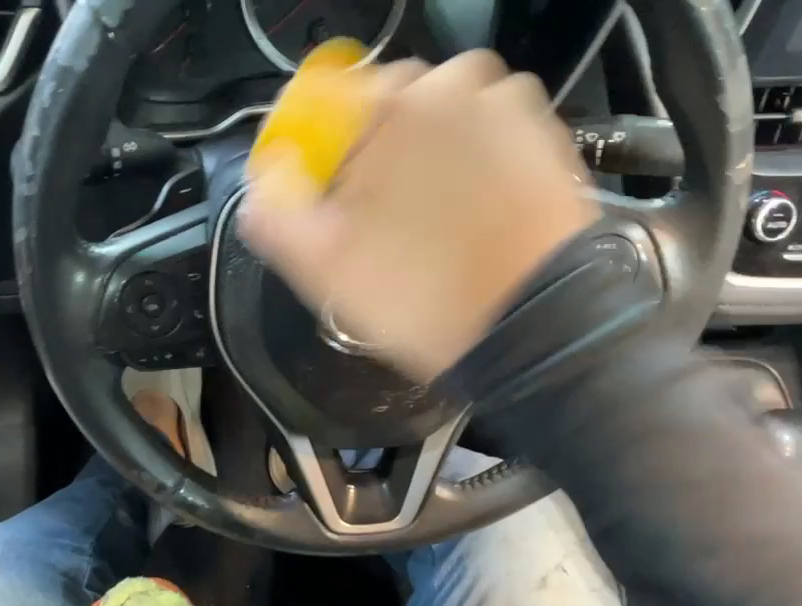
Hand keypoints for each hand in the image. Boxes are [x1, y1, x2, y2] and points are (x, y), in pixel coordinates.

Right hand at [240, 51, 594, 384]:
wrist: (534, 322)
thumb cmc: (432, 298)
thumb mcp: (327, 270)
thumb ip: (276, 217)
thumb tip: (261, 189)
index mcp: (388, 105)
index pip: (324, 103)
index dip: (315, 153)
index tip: (319, 192)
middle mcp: (450, 87)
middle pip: (383, 115)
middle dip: (373, 161)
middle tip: (377, 227)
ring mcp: (504, 108)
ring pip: (436, 127)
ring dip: (423, 165)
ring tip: (427, 230)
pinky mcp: (540, 137)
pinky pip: (484, 142)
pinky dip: (469, 171)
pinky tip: (466, 221)